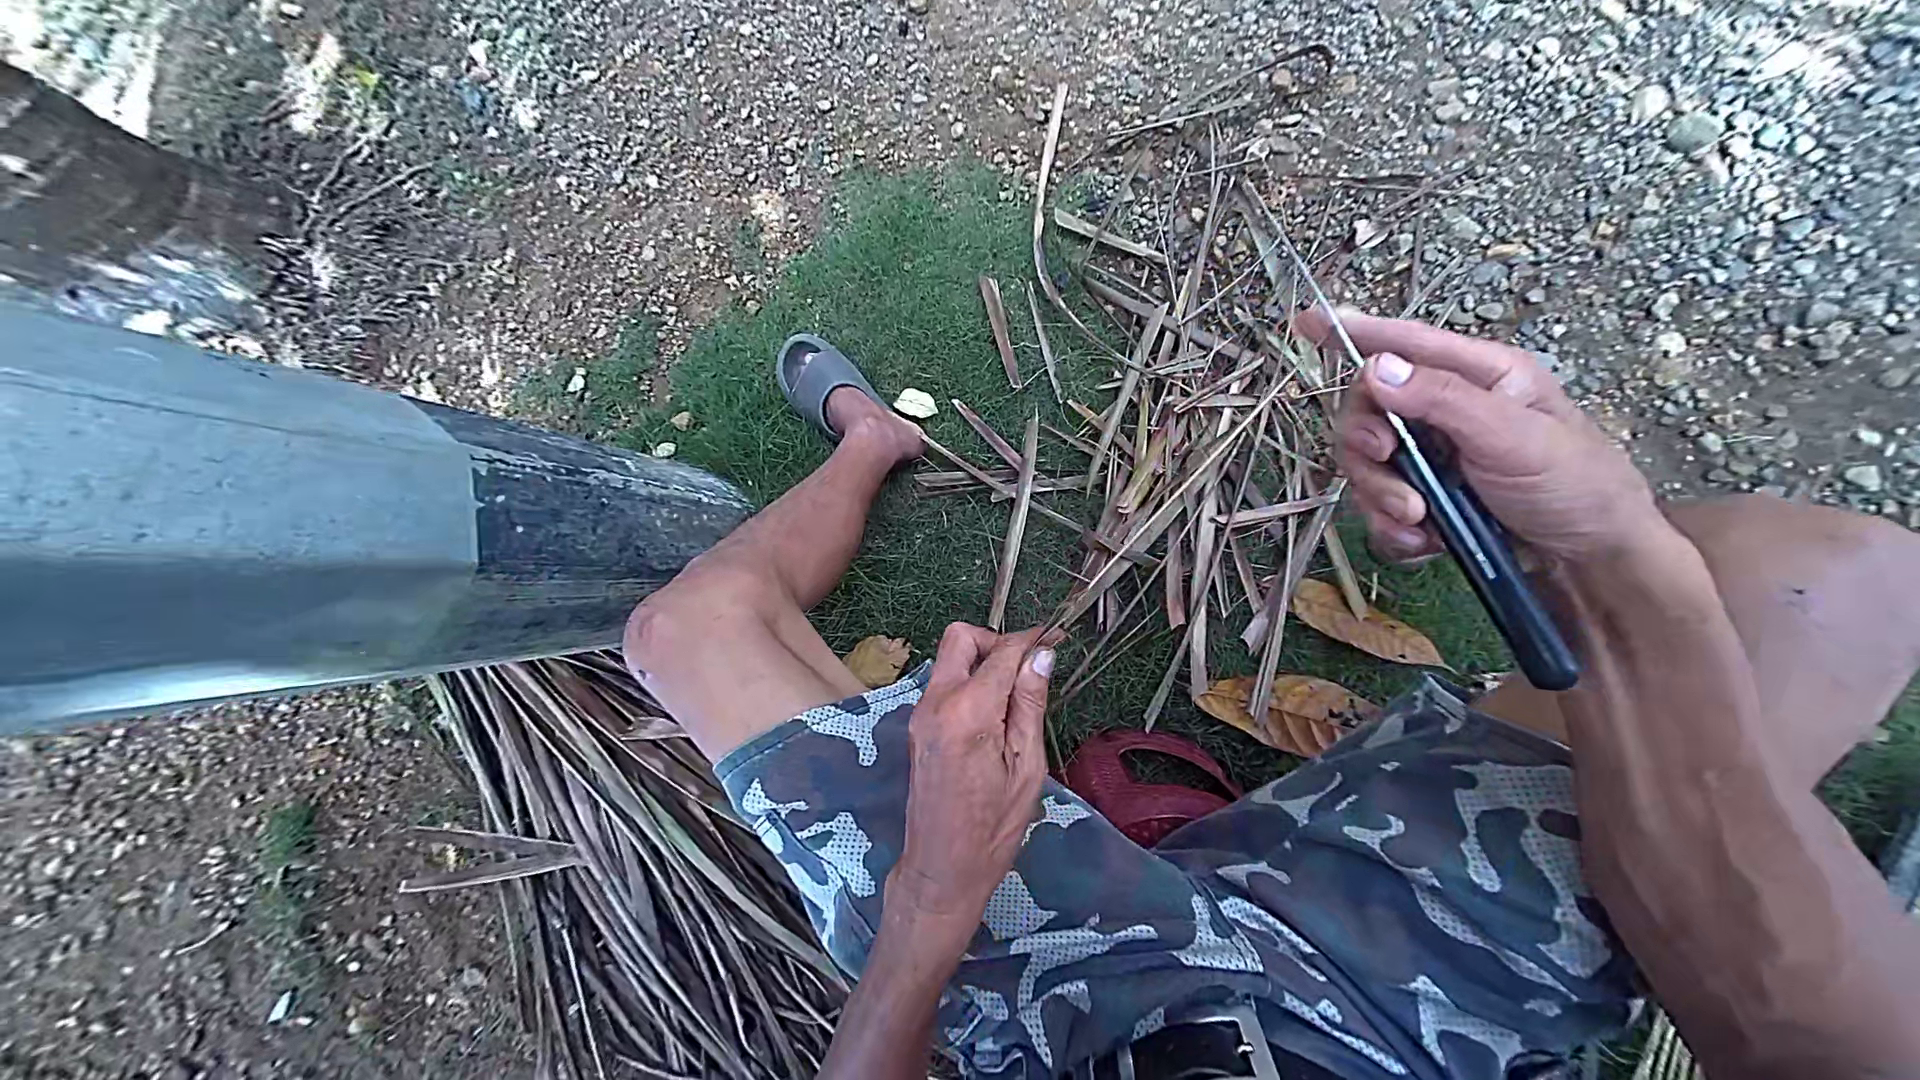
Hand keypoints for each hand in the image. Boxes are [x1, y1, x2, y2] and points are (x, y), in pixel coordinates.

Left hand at [887, 622, 1056, 939]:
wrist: (942, 868)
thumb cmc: (994, 827)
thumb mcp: (1026, 766)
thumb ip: (1029, 703)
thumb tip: (1042, 655)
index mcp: (966, 712)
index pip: (1001, 653)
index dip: (1032, 640)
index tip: (1056, 638)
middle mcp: (935, 702)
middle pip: (960, 637)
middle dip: (996, 641)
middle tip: (1027, 667)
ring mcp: (921, 712)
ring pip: (949, 658)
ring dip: (983, 661)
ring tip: (1015, 697)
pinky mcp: (918, 724)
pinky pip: (944, 682)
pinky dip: (970, 681)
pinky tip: (994, 713)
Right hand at [1302, 308, 1661, 564]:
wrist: (1584, 561)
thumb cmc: (1574, 485)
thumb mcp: (1516, 437)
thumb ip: (1445, 400)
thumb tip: (1377, 367)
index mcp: (1474, 378)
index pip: (1404, 344)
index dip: (1355, 332)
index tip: (1308, 321)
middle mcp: (1439, 413)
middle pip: (1364, 411)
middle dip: (1366, 443)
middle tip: (1386, 460)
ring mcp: (1423, 458)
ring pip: (1360, 463)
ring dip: (1380, 494)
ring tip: (1418, 516)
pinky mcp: (1412, 497)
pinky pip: (1371, 505)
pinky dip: (1389, 526)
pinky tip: (1422, 537)